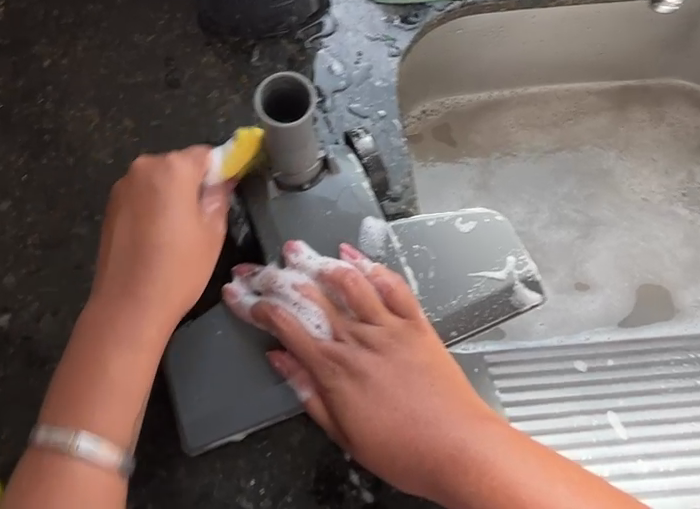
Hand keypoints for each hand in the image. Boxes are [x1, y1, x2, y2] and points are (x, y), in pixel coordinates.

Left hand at [88, 145, 232, 335]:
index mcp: (173, 168)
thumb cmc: (178, 268)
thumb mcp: (213, 232)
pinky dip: (151, 206)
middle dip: (192, 184)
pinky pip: (140, 195)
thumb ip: (219, 195)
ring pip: (158, 180)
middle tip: (201, 219)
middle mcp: (144, 167)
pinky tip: (154, 238)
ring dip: (170, 195)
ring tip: (175, 233)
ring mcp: (123, 185)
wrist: (128, 306)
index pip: (206, 154)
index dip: (218, 172)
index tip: (222, 195)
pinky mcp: (110, 205)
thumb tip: (222, 179)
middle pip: (179, 165)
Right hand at [226, 240, 508, 502]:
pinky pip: (390, 284)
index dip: (255, 306)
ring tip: (296, 249)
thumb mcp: (344, 435)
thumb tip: (280, 360)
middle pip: (308, 296)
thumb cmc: (404, 451)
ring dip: (318, 261)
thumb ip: (307, 392)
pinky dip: (369, 265)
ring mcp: (388, 326)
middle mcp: (358, 339)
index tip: (239, 294)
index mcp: (335, 369)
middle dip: (275, 277)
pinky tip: (352, 254)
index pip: (284, 325)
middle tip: (257, 266)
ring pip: (346, 281)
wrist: (460, 449)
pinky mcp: (415, 322)